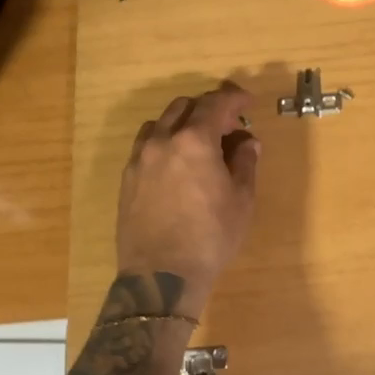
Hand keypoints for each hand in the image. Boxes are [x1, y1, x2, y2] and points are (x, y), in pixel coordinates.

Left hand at [114, 83, 259, 316]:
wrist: (162, 275)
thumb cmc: (210, 237)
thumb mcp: (241, 200)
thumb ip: (245, 163)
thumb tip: (247, 142)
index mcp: (194, 141)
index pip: (215, 103)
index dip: (234, 98)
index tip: (248, 102)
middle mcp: (163, 141)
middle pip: (184, 106)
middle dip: (208, 109)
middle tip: (228, 127)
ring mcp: (140, 159)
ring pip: (161, 123)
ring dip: (182, 123)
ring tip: (199, 143)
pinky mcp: (127, 178)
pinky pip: (146, 145)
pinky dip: (164, 142)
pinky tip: (176, 164)